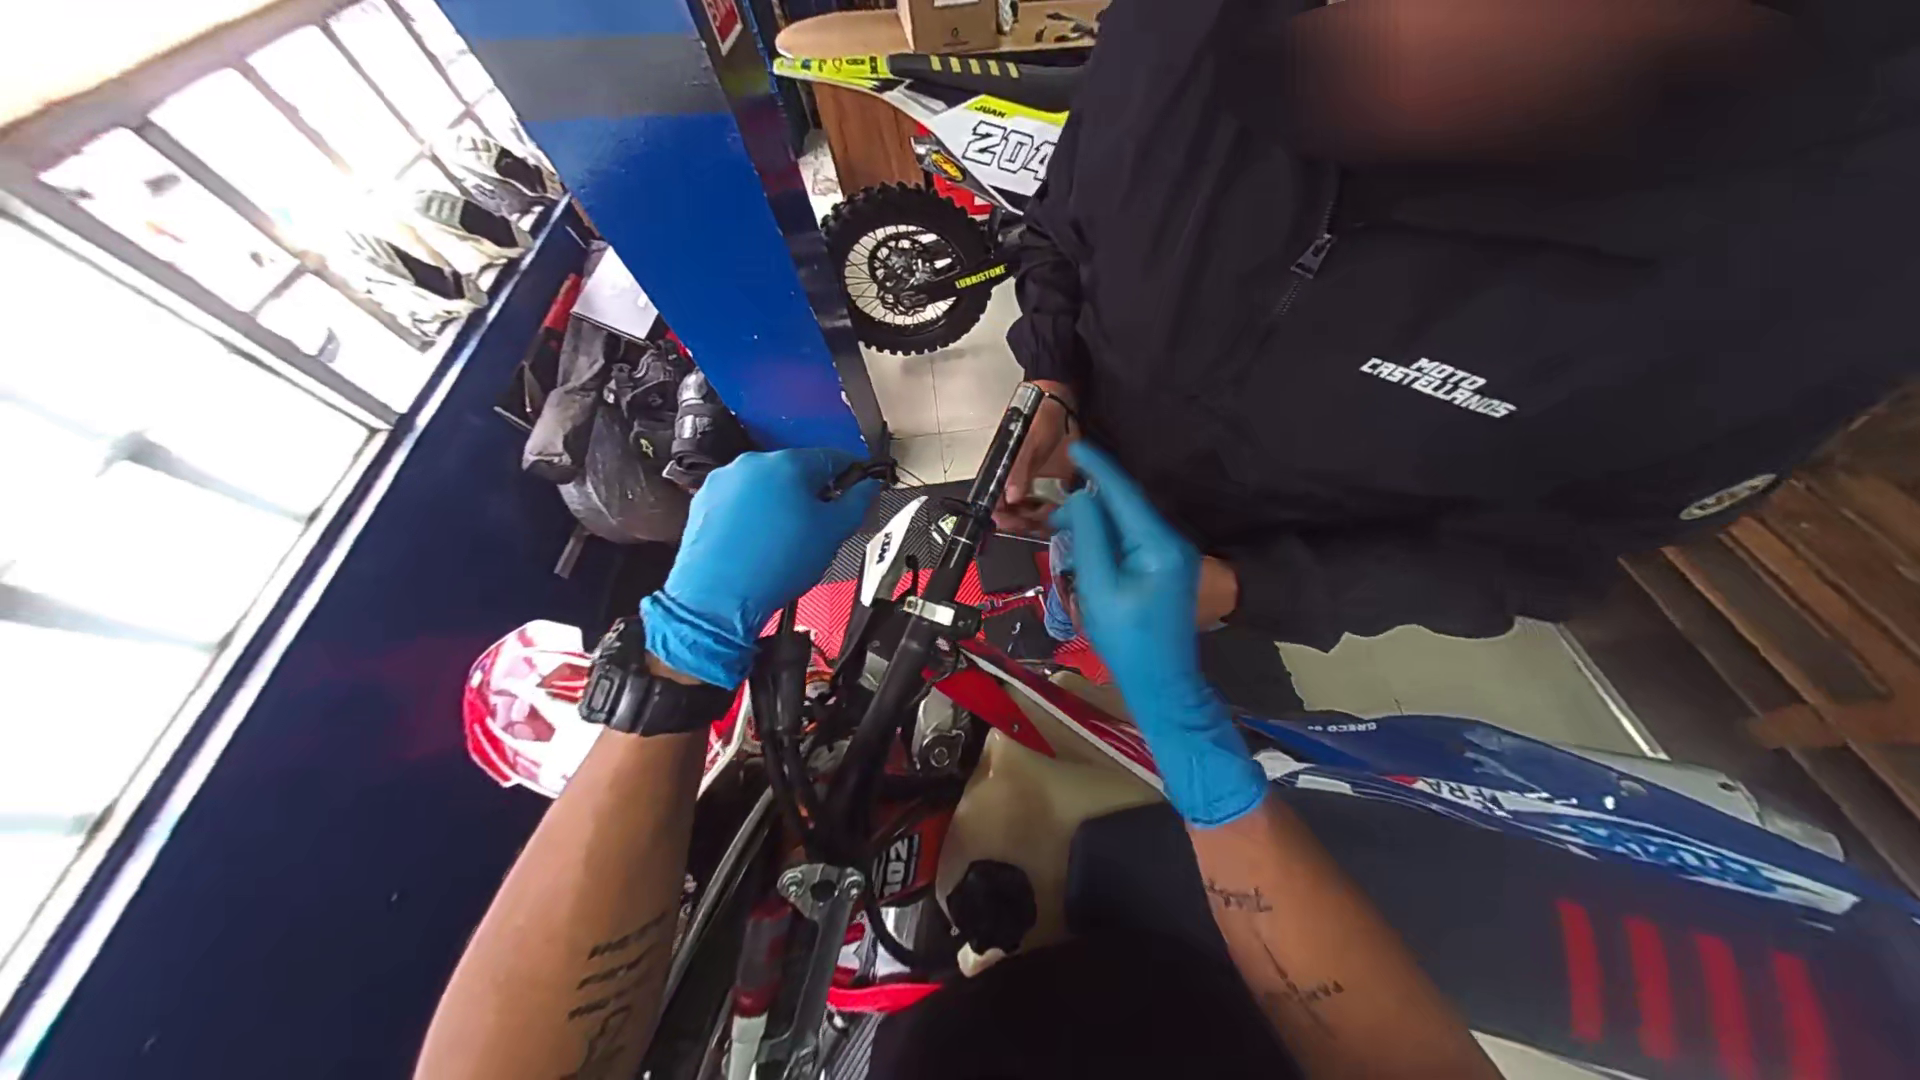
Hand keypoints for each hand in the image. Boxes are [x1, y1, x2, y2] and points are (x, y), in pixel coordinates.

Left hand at [641, 449, 881, 686]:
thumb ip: (858, 502)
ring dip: (783, 502)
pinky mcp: (705, 501)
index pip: (833, 456)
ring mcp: (725, 481)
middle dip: (815, 492)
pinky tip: (761, 540)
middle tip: (824, 523)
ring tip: (788, 538)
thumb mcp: (833, 533)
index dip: (852, 472)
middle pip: (797, 470)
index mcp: (788, 464)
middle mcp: (753, 464)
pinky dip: (755, 513)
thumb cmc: (776, 565)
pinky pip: (741, 500)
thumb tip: (868, 487)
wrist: (718, 597)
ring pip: (767, 485)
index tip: (858, 487)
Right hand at [993, 379, 1076, 534]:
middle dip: (1022, 523)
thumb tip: (1010, 496)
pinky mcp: (1056, 488)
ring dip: (1039, 521)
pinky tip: (1062, 512)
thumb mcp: (1028, 442)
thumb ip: (1018, 469)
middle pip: (1013, 514)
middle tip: (1034, 523)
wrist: (1065, 405)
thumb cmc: (1039, 417)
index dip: (1000, 516)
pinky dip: (1056, 515)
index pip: (994, 502)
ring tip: (1050, 515)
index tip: (1011, 523)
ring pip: (1032, 516)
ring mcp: (1036, 487)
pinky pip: (1053, 509)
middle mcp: (1017, 483)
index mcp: (1003, 472)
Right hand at [1052, 442, 1266, 826]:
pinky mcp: (1162, 570)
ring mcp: (1168, 556)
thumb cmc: (1128, 639)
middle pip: (1124, 507)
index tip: (1077, 445)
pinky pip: (1129, 543)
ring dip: (1094, 524)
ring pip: (1125, 525)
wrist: (1162, 682)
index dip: (1099, 467)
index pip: (1123, 492)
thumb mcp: (1100, 586)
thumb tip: (1080, 498)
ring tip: (1061, 533)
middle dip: (1088, 504)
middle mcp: (1168, 542)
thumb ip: (1089, 537)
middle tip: (1051, 514)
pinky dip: (1105, 541)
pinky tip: (1084, 550)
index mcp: (1156, 542)